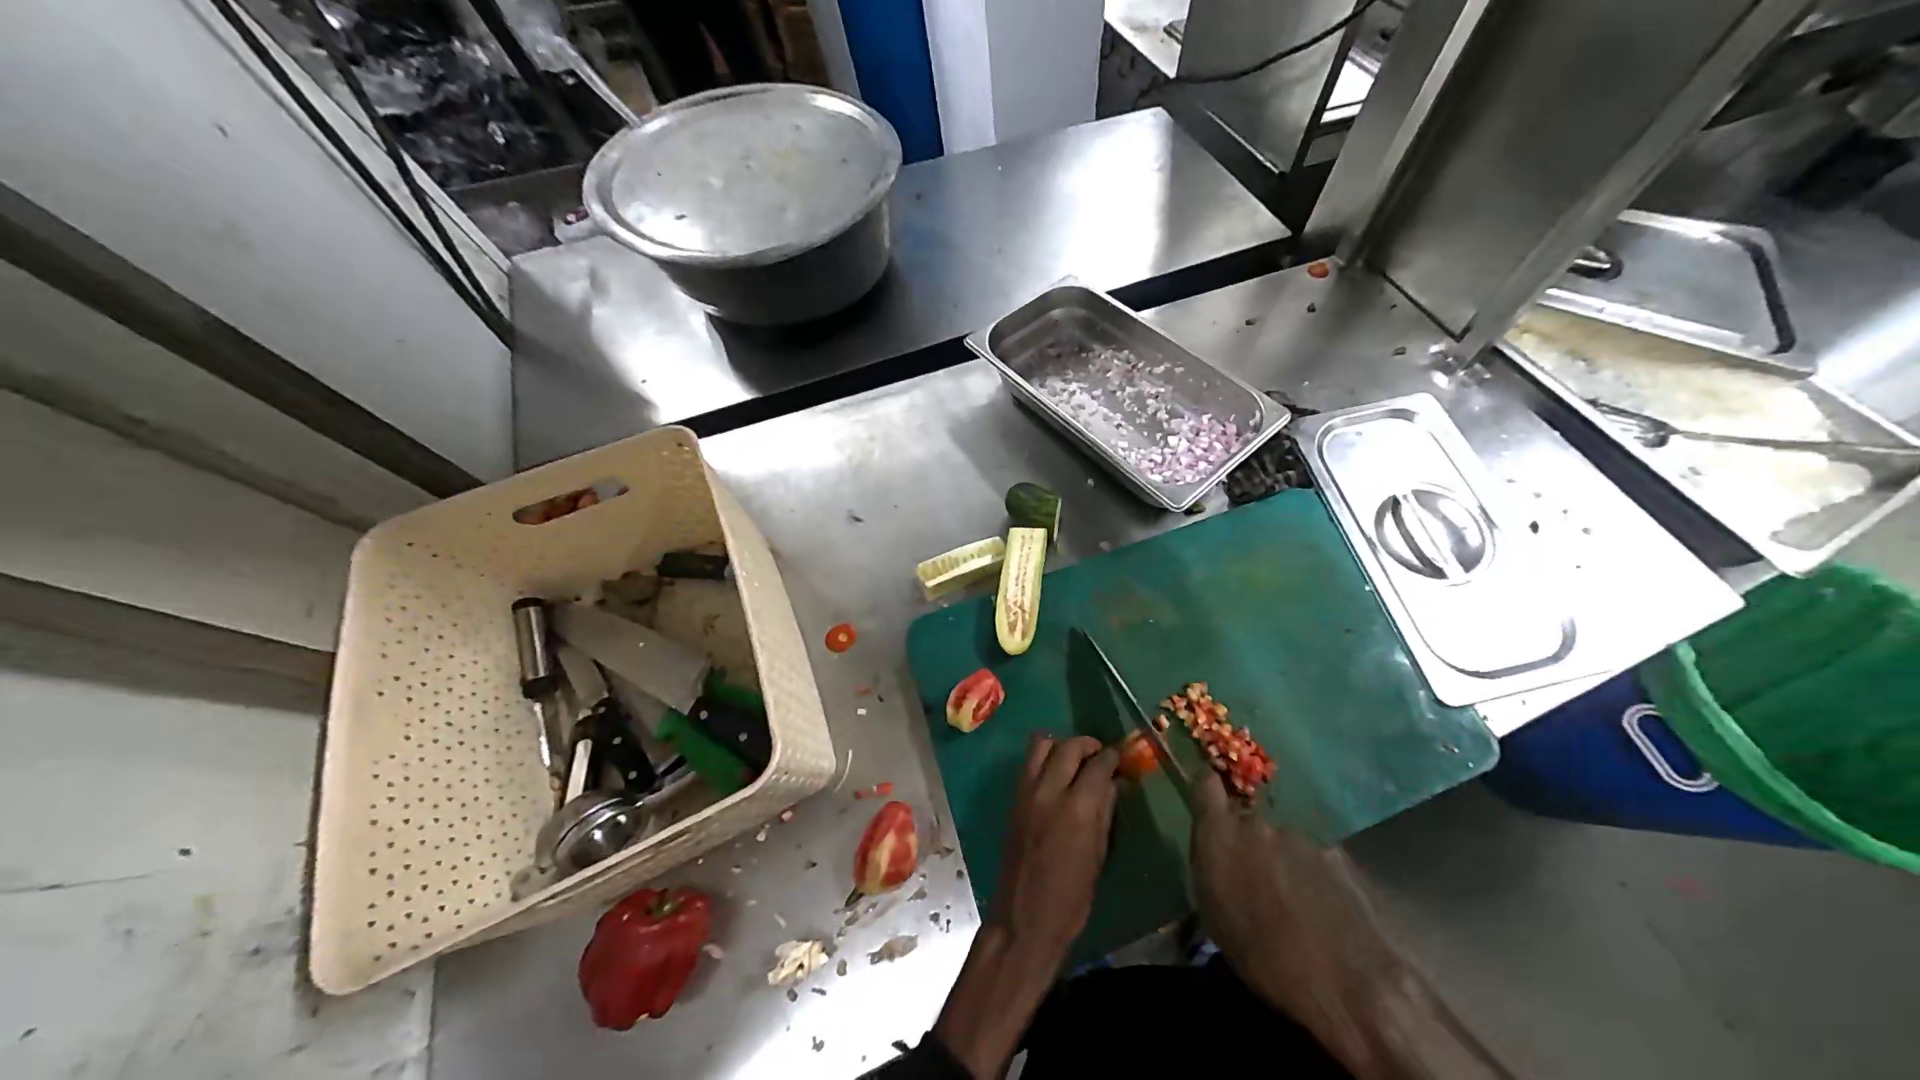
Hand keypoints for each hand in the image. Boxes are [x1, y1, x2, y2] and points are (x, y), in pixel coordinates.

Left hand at [934, 735, 1118, 1077]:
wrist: (1024, 919)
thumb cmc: (1071, 897)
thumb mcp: (1099, 855)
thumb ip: (1105, 812)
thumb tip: (1114, 783)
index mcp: (1076, 808)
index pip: (1097, 764)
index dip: (1112, 757)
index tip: (1120, 758)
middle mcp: (1048, 792)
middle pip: (1067, 746)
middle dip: (1087, 745)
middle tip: (1100, 756)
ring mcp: (1025, 794)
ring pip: (1040, 745)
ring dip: (1061, 745)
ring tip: (1076, 761)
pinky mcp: (1013, 801)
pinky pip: (1028, 764)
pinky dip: (1044, 759)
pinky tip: (1057, 776)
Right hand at [1190, 773, 1508, 1079]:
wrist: (1345, 980)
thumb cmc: (1262, 955)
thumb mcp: (1215, 914)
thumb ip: (1212, 868)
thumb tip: (1217, 854)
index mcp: (1220, 835)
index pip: (1206, 786)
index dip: (1208, 791)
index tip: (1210, 805)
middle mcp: (1257, 825)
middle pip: (1248, 822)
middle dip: (1250, 845)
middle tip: (1257, 884)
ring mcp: (1300, 837)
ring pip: (1283, 843)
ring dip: (1283, 864)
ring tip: (1295, 908)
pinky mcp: (1337, 854)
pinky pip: (1314, 860)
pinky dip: (1313, 879)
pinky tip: (1322, 914)